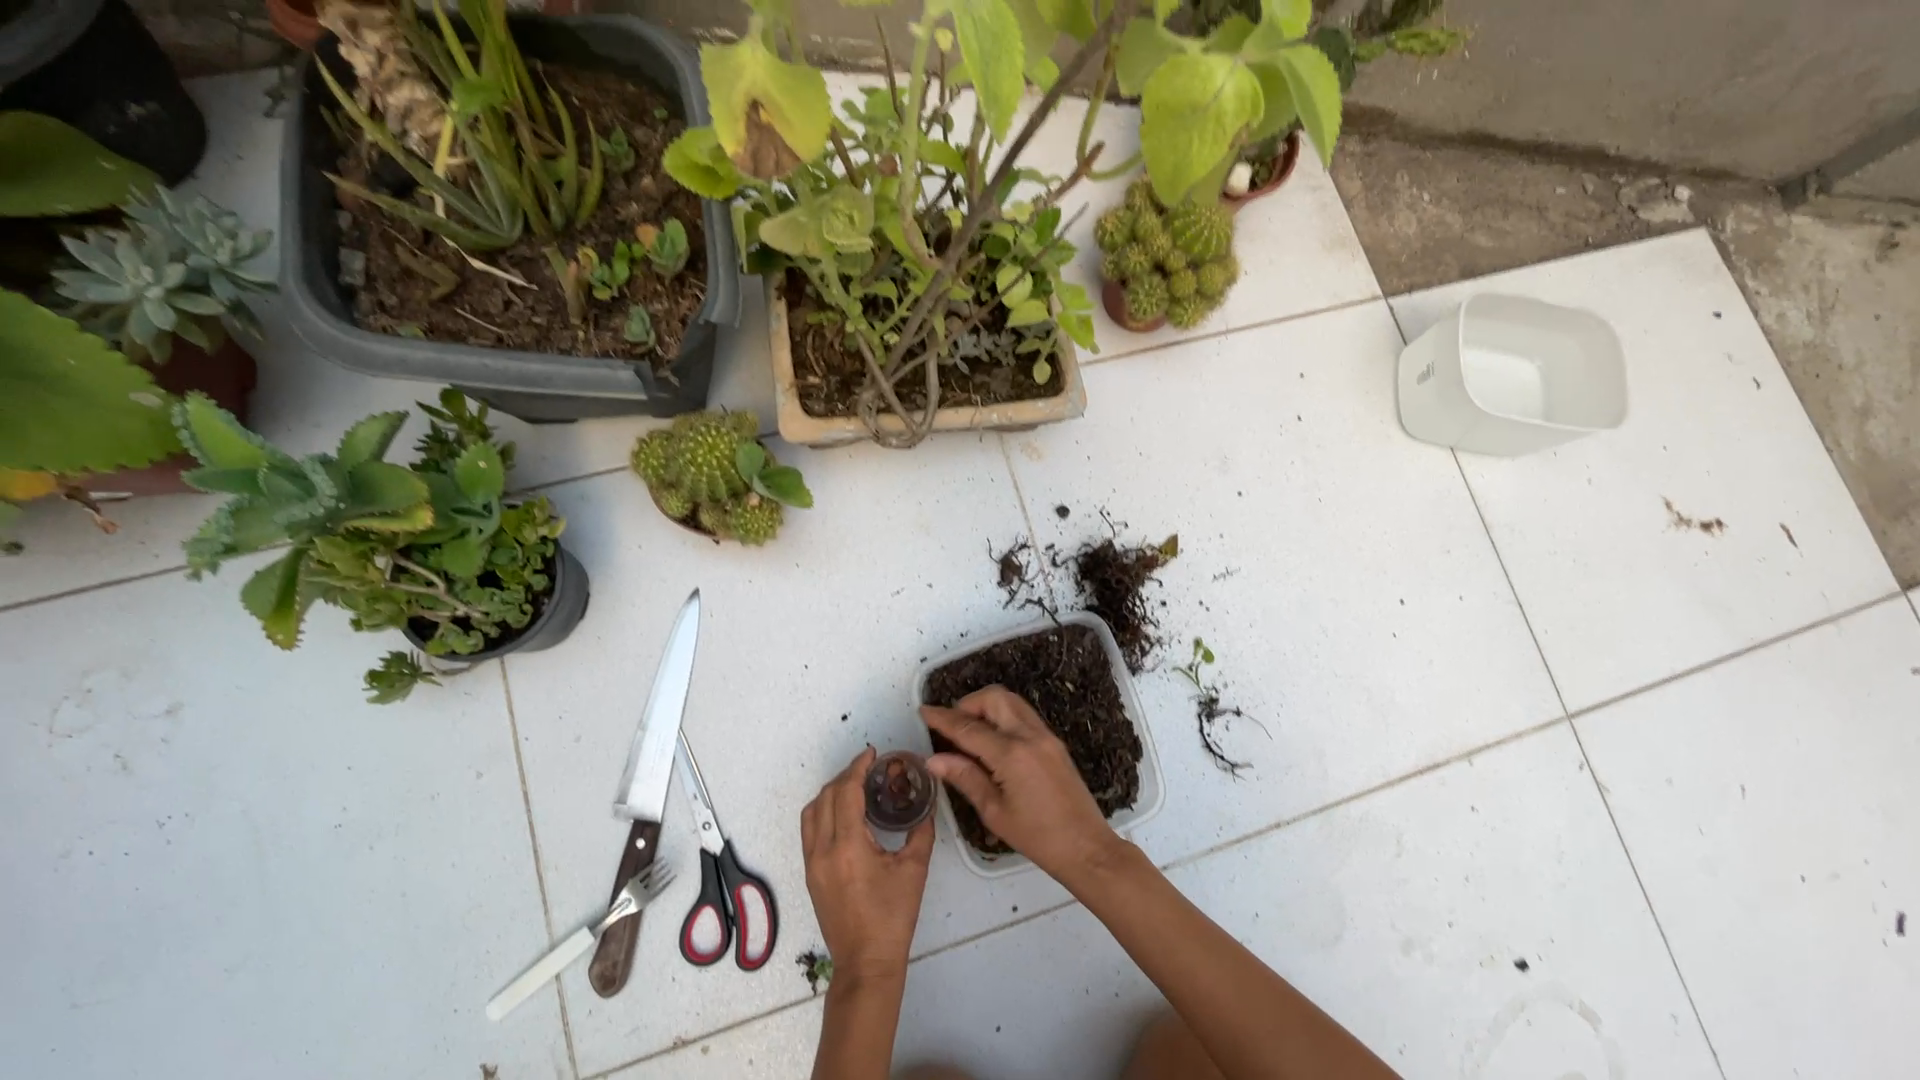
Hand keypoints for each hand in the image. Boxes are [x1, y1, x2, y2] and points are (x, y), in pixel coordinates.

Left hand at [800, 747, 933, 983]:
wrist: (866, 961)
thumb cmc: (893, 917)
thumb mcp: (914, 870)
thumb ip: (920, 833)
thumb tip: (926, 807)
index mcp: (848, 846)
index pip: (846, 792)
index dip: (858, 768)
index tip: (872, 754)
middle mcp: (823, 849)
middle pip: (826, 797)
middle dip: (845, 776)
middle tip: (868, 768)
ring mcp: (811, 862)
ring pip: (811, 812)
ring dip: (830, 792)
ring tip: (854, 786)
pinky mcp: (809, 873)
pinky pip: (809, 830)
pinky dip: (822, 811)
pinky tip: (843, 813)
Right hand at [921, 686, 1122, 884]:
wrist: (1086, 847)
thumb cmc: (1037, 837)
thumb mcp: (994, 812)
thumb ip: (965, 778)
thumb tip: (934, 759)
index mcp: (1012, 754)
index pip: (968, 728)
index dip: (942, 718)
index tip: (924, 712)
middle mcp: (1030, 736)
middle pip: (994, 698)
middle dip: (967, 704)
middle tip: (950, 725)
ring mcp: (1046, 737)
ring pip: (1012, 702)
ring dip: (987, 707)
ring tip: (969, 731)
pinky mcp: (1055, 744)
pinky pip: (1024, 716)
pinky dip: (1004, 717)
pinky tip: (992, 741)